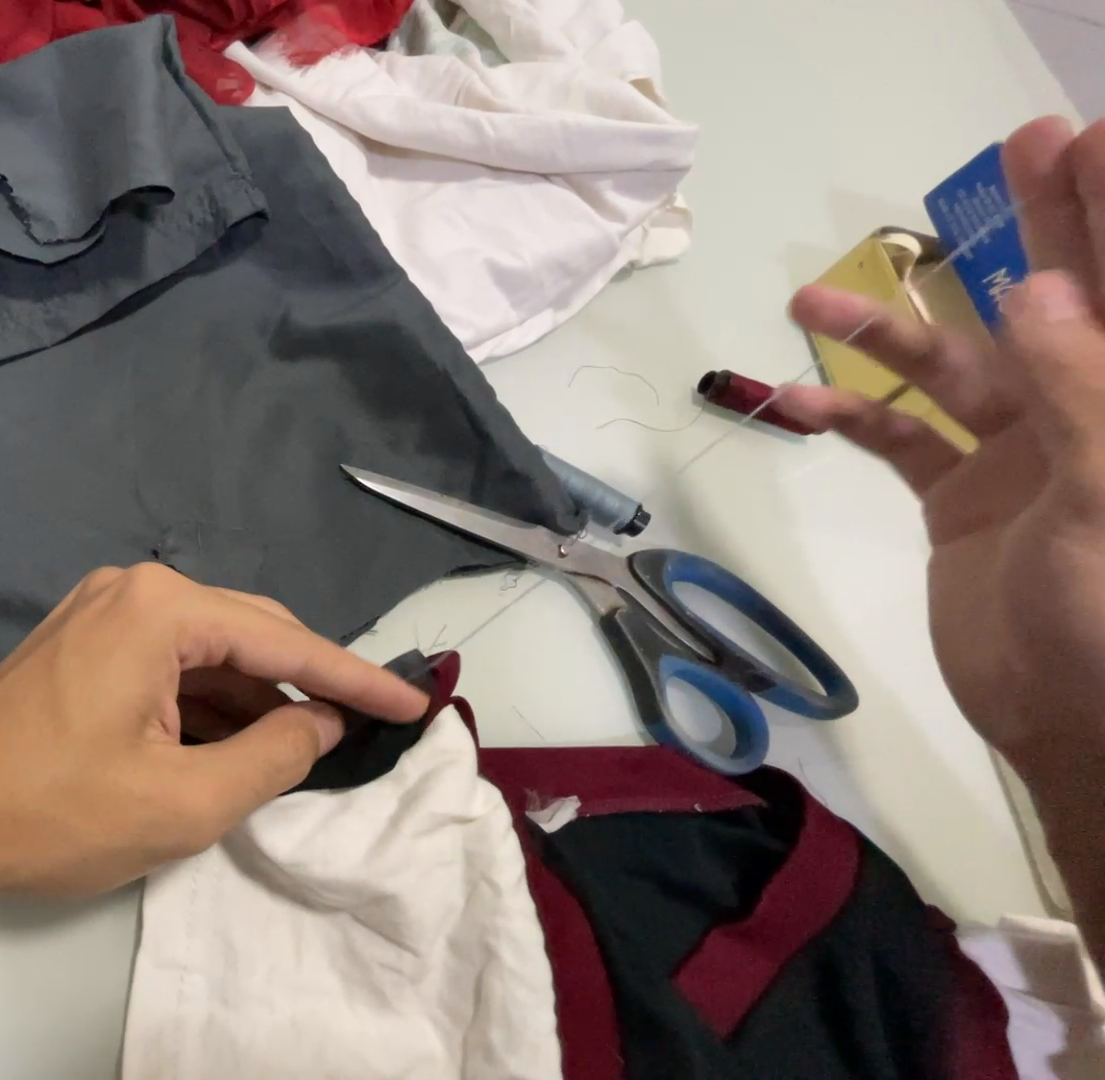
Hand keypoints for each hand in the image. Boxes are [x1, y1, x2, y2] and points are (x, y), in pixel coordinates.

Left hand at [0, 563, 427, 898]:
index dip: (353, 677)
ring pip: (205, 653)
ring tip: (301, 748)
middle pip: (245, 633)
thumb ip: (272, 756)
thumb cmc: (51, 813)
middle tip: (362, 727)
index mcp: (158, 608)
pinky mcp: (82, 642)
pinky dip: (205, 704)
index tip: (413, 701)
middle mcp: (130, 589)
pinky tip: (233, 742)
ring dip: (251, 700)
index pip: (282, 639)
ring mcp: (100, 612)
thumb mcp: (181, 801)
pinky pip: (166, 664)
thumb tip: (319, 721)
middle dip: (303, 683)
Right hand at [780, 116, 1104, 777]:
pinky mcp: (957, 494)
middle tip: (1007, 156)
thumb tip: (1033, 293)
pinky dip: (845, 419)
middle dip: (1029, 231)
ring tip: (807, 302)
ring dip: (883, 336)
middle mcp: (1090, 412)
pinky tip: (798, 404)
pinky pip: (892, 441)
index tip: (1082, 144)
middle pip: (1058, 303)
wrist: (1067, 716)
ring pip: (949, 370)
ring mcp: (1022, 453)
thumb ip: (1080, 394)